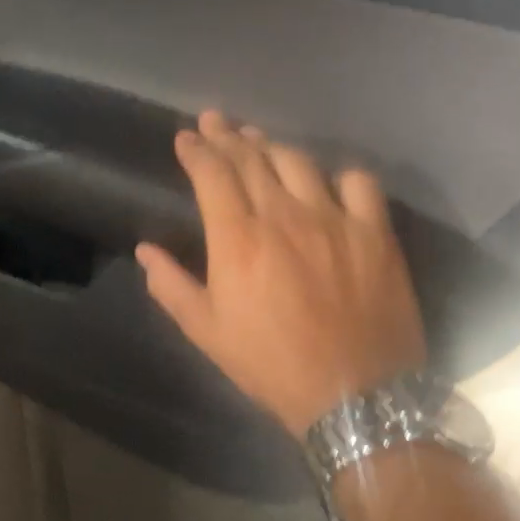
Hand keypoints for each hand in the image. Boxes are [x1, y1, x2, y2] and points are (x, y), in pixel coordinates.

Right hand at [135, 111, 426, 437]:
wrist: (358, 399)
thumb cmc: (272, 364)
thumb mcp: (207, 332)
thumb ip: (171, 286)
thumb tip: (144, 250)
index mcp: (237, 238)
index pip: (211, 172)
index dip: (195, 150)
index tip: (184, 138)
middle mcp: (283, 215)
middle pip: (249, 157)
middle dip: (226, 135)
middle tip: (213, 121)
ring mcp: (334, 220)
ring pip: (296, 161)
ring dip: (270, 146)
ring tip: (257, 141)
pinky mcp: (375, 234)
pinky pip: (359, 183)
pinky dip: (339, 175)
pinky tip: (328, 181)